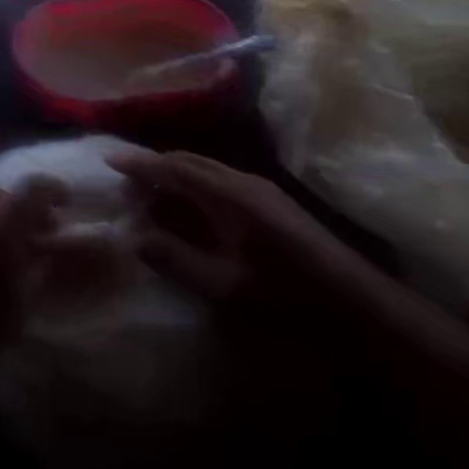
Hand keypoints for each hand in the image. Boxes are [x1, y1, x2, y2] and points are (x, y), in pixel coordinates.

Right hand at [107, 150, 376, 319]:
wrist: (360, 307)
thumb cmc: (287, 298)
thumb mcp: (222, 286)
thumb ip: (174, 259)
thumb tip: (135, 236)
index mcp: (229, 197)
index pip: (173, 168)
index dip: (138, 163)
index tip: (108, 161)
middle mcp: (244, 183)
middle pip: (188, 160)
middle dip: (153, 166)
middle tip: (124, 184)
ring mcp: (262, 191)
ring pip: (205, 168)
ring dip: (173, 175)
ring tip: (148, 196)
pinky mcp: (272, 203)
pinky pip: (219, 179)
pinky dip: (191, 184)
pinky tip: (185, 208)